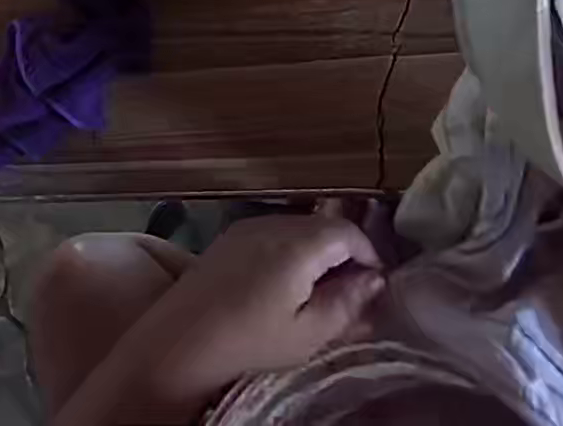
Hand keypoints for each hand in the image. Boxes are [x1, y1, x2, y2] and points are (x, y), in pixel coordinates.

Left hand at [77, 215, 384, 421]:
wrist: (186, 334)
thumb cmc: (252, 339)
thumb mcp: (309, 332)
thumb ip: (347, 302)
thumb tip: (376, 279)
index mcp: (296, 244)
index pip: (346, 229)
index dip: (368, 252)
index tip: (376, 283)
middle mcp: (272, 223)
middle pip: (322, 223)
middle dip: (344, 251)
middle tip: (353, 291)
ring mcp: (249, 223)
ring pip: (298, 225)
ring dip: (317, 248)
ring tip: (320, 290)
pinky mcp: (232, 232)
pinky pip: (274, 230)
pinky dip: (291, 247)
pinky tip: (286, 281)